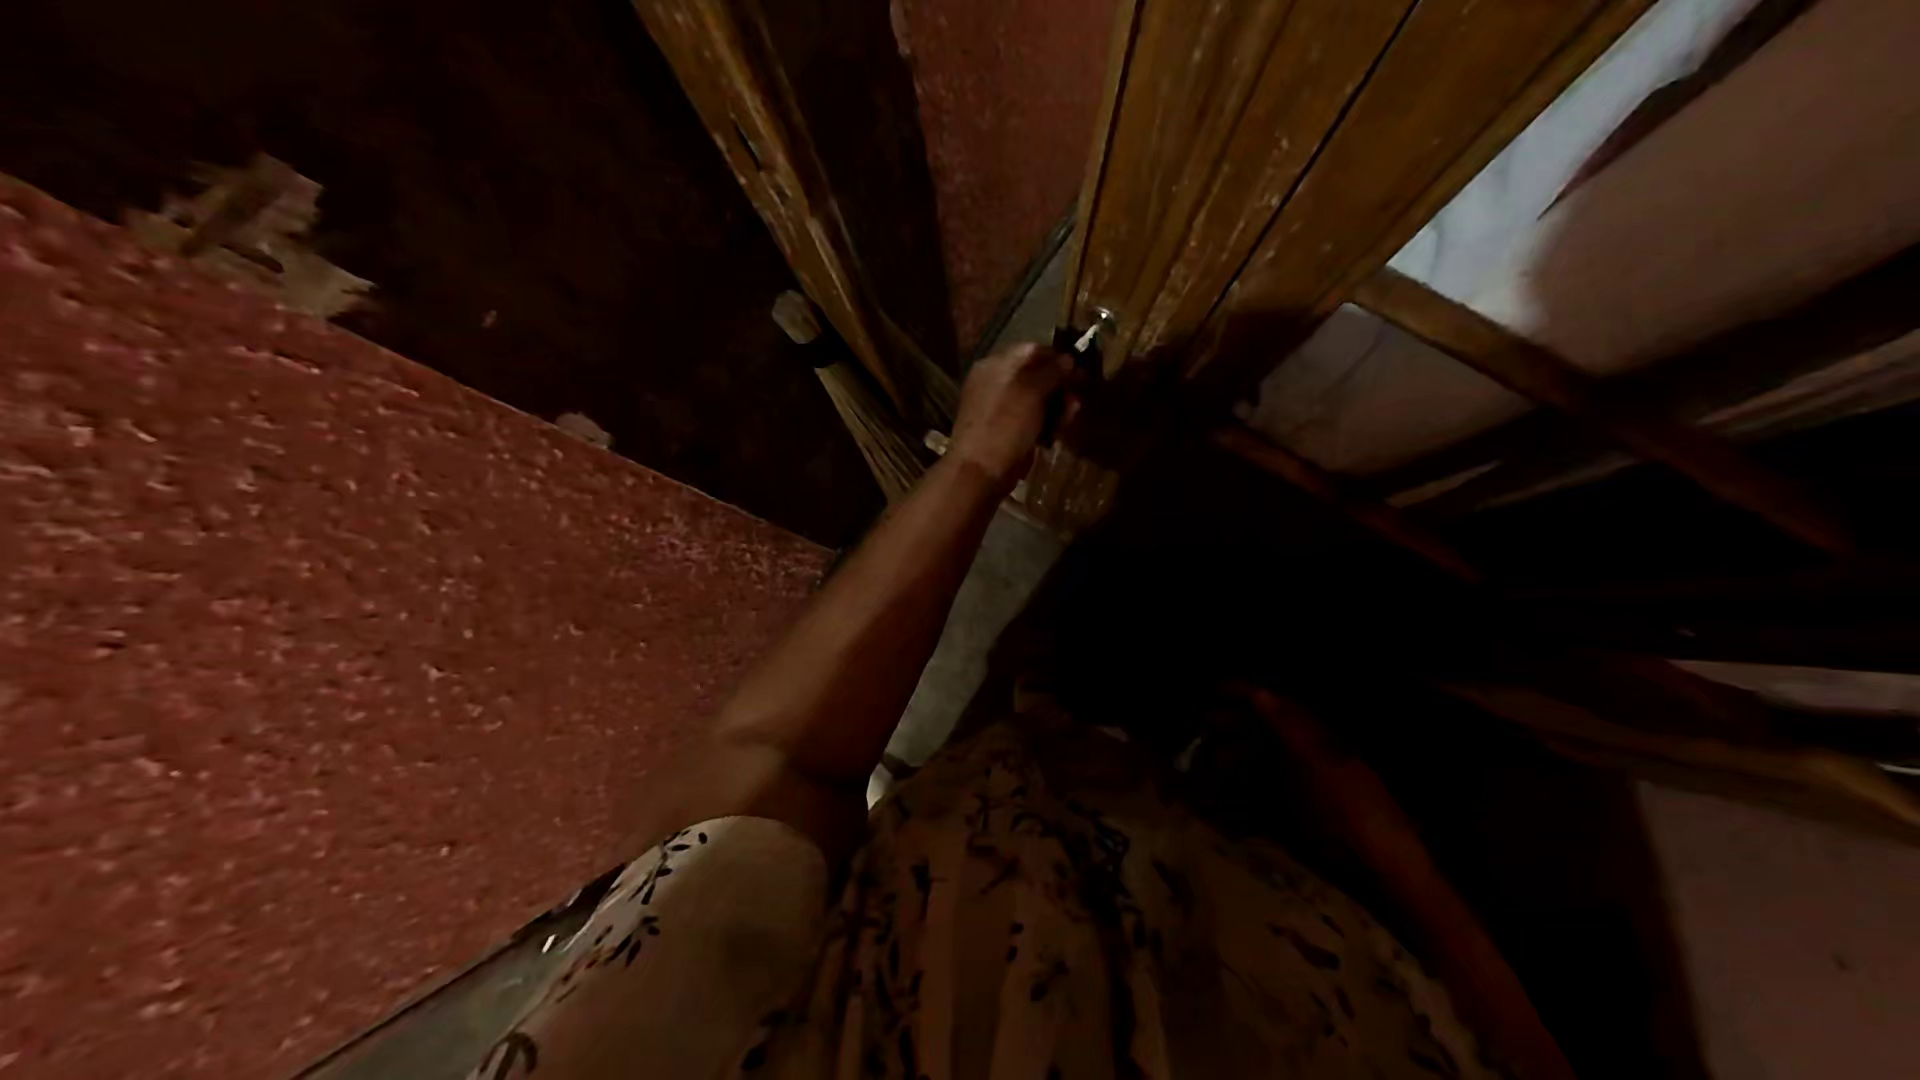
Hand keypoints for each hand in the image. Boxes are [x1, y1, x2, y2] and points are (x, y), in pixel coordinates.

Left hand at [948, 343, 1075, 491]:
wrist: (980, 470)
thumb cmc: (1005, 424)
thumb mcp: (1031, 392)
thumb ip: (1052, 371)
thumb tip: (1068, 359)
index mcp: (996, 365)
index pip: (1033, 350)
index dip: (1059, 358)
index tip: (1081, 371)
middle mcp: (997, 382)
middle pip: (1037, 375)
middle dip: (1061, 386)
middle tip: (1077, 398)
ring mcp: (1001, 407)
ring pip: (1038, 398)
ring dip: (1058, 406)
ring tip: (1070, 418)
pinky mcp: (1007, 429)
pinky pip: (1033, 418)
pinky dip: (1047, 422)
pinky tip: (1058, 432)